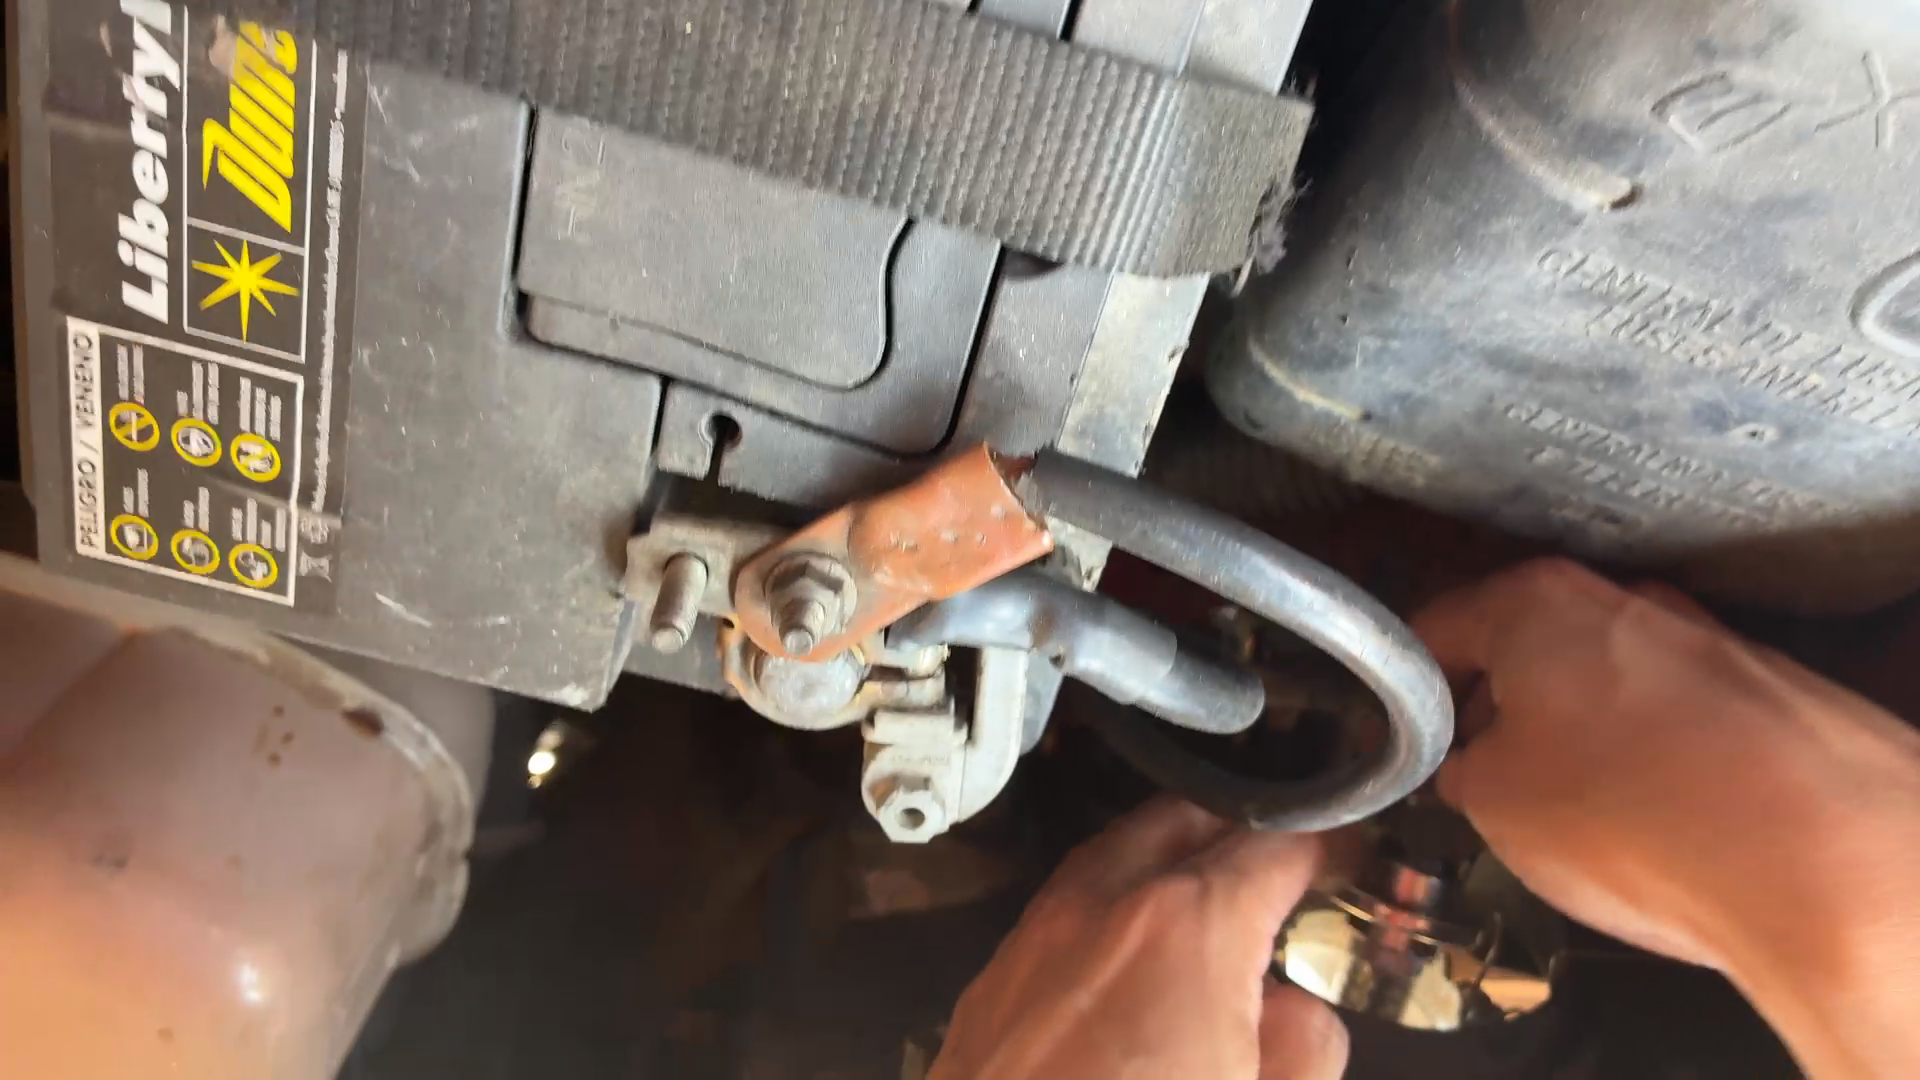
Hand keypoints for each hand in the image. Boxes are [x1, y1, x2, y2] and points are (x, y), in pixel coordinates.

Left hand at [930, 799, 1346, 1079]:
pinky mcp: (1001, 961)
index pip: (1271, 845)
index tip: (1342, 857)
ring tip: (1208, 901)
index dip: (1321, 844)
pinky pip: (1072, 893)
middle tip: (1272, 869)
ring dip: (1169, 855)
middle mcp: (1108, 897)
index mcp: (1188, 926)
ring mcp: (1043, 922)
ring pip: (1119, 845)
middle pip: (1184, 816)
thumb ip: (1301, 1050)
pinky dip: (1116, 895)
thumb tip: (1291, 1007)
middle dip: (1237, 828)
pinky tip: (1131, 949)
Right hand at [1415, 558, 1919, 1076]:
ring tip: (1571, 803)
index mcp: (1534, 603)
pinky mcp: (1790, 694)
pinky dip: (1648, 751)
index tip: (1397, 739)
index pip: (1428, 630)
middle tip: (1474, 773)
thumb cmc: (1627, 814)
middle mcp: (1624, 600)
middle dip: (1486, 707)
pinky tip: (1661, 815)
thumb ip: (1453, 763)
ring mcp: (1716, 640)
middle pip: (1518, 649)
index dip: (1401, 690)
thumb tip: (1463, 761)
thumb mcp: (1488, 797)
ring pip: (1599, 679)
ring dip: (1567, 728)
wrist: (1864, 885)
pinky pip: (1679, 714)